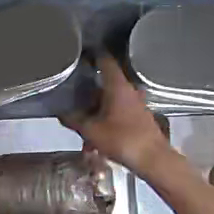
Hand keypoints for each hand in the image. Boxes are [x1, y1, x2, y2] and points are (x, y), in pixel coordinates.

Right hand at [59, 55, 174, 175]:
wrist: (153, 159)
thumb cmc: (122, 139)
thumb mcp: (91, 130)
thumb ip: (74, 119)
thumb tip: (61, 113)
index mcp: (117, 86)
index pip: (105, 60)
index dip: (92, 54)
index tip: (80, 54)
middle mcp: (129, 90)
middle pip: (105, 83)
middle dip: (88, 92)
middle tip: (72, 96)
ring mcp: (137, 104)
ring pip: (111, 102)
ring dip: (96, 112)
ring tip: (82, 128)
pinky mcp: (140, 118)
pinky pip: (118, 113)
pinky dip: (106, 122)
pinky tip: (95, 141)